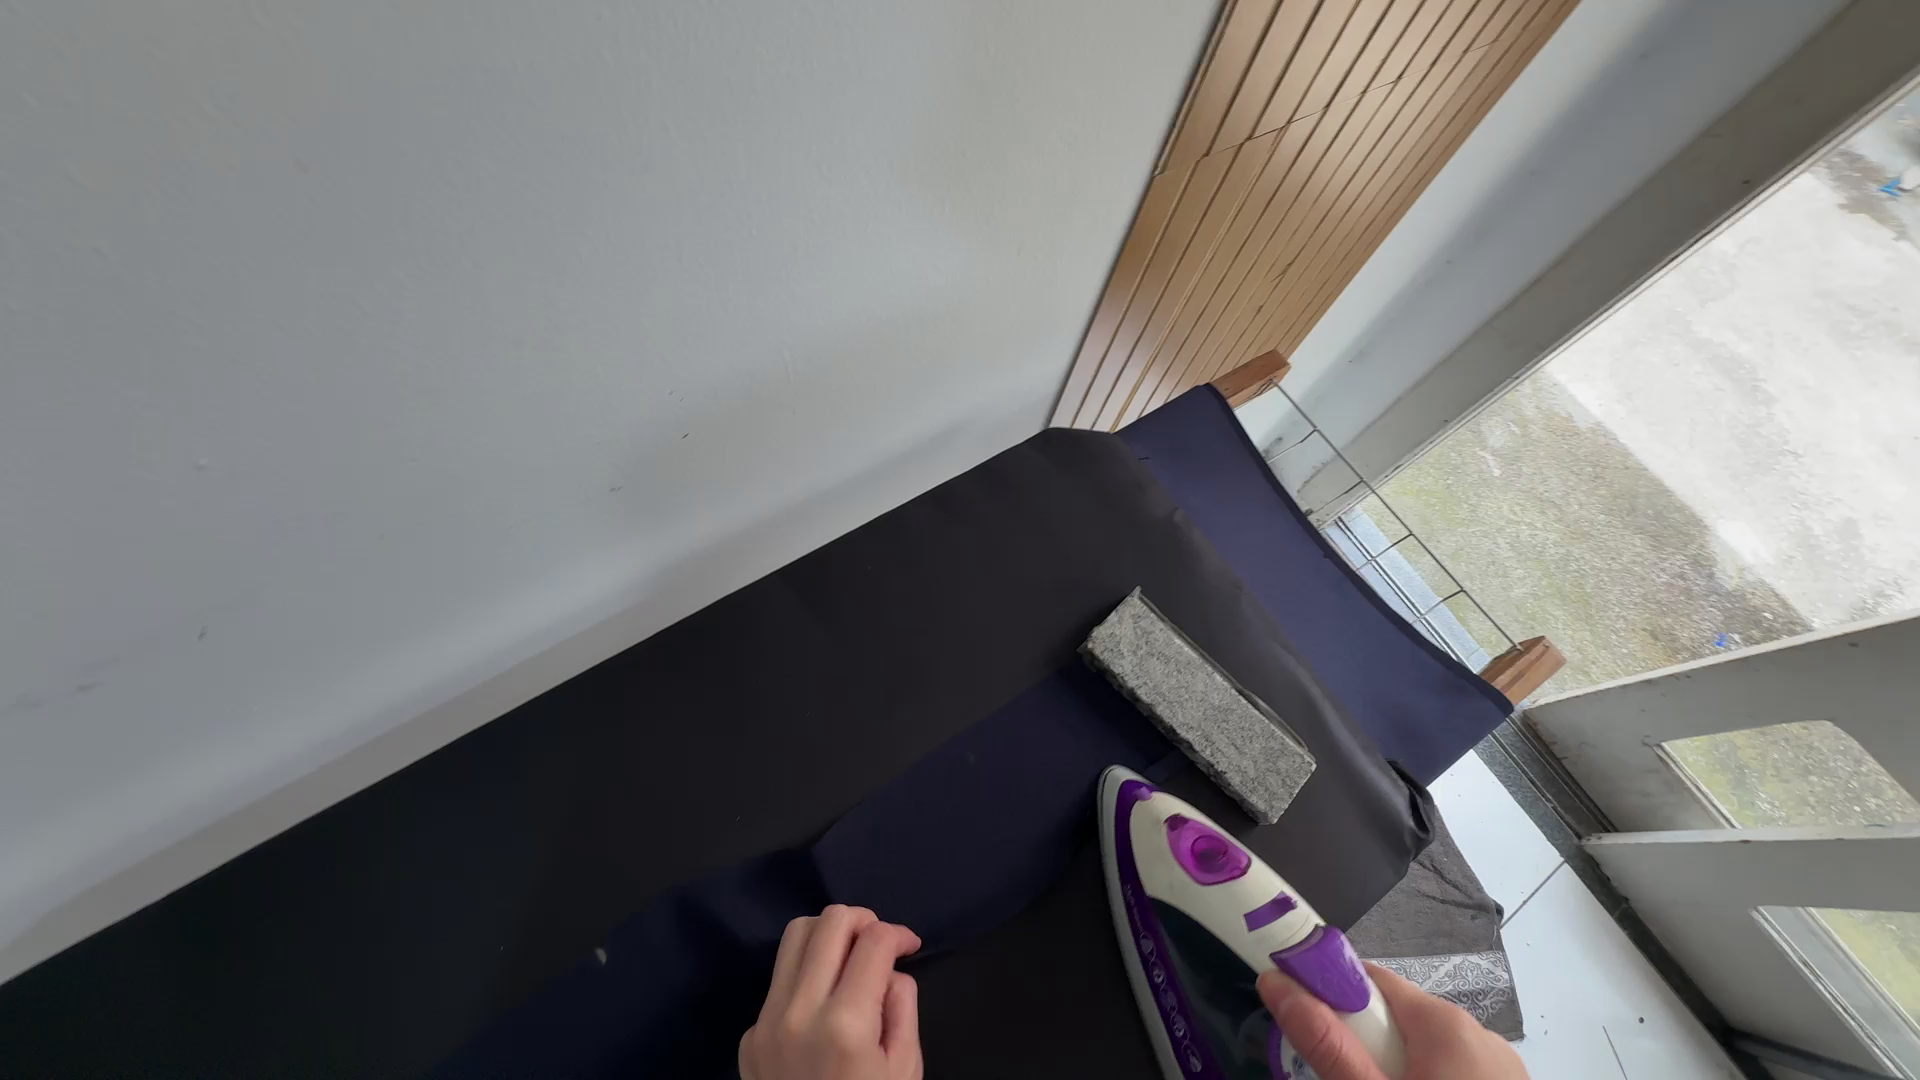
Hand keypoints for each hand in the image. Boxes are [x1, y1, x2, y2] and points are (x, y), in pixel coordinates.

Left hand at [739, 904, 924, 1079]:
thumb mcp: (905, 1069)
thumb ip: (902, 1005)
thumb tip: (889, 968)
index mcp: (846, 1023)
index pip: (874, 940)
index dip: (899, 932)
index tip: (910, 945)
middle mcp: (799, 1011)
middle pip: (831, 921)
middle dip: (864, 920)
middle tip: (880, 943)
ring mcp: (766, 1023)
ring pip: (795, 935)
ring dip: (829, 935)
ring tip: (850, 957)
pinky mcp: (749, 1037)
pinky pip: (779, 979)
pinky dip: (805, 973)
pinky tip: (823, 1003)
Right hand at [1259, 962, 1528, 1079]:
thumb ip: (1326, 1044)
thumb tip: (1274, 980)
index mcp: (1445, 1022)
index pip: (1367, 979)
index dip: (1330, 998)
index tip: (1311, 1036)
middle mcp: (1479, 1036)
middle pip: (1393, 1019)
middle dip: (1362, 1047)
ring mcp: (1503, 1073)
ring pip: (1421, 1052)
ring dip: (1390, 1072)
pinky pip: (1451, 1076)